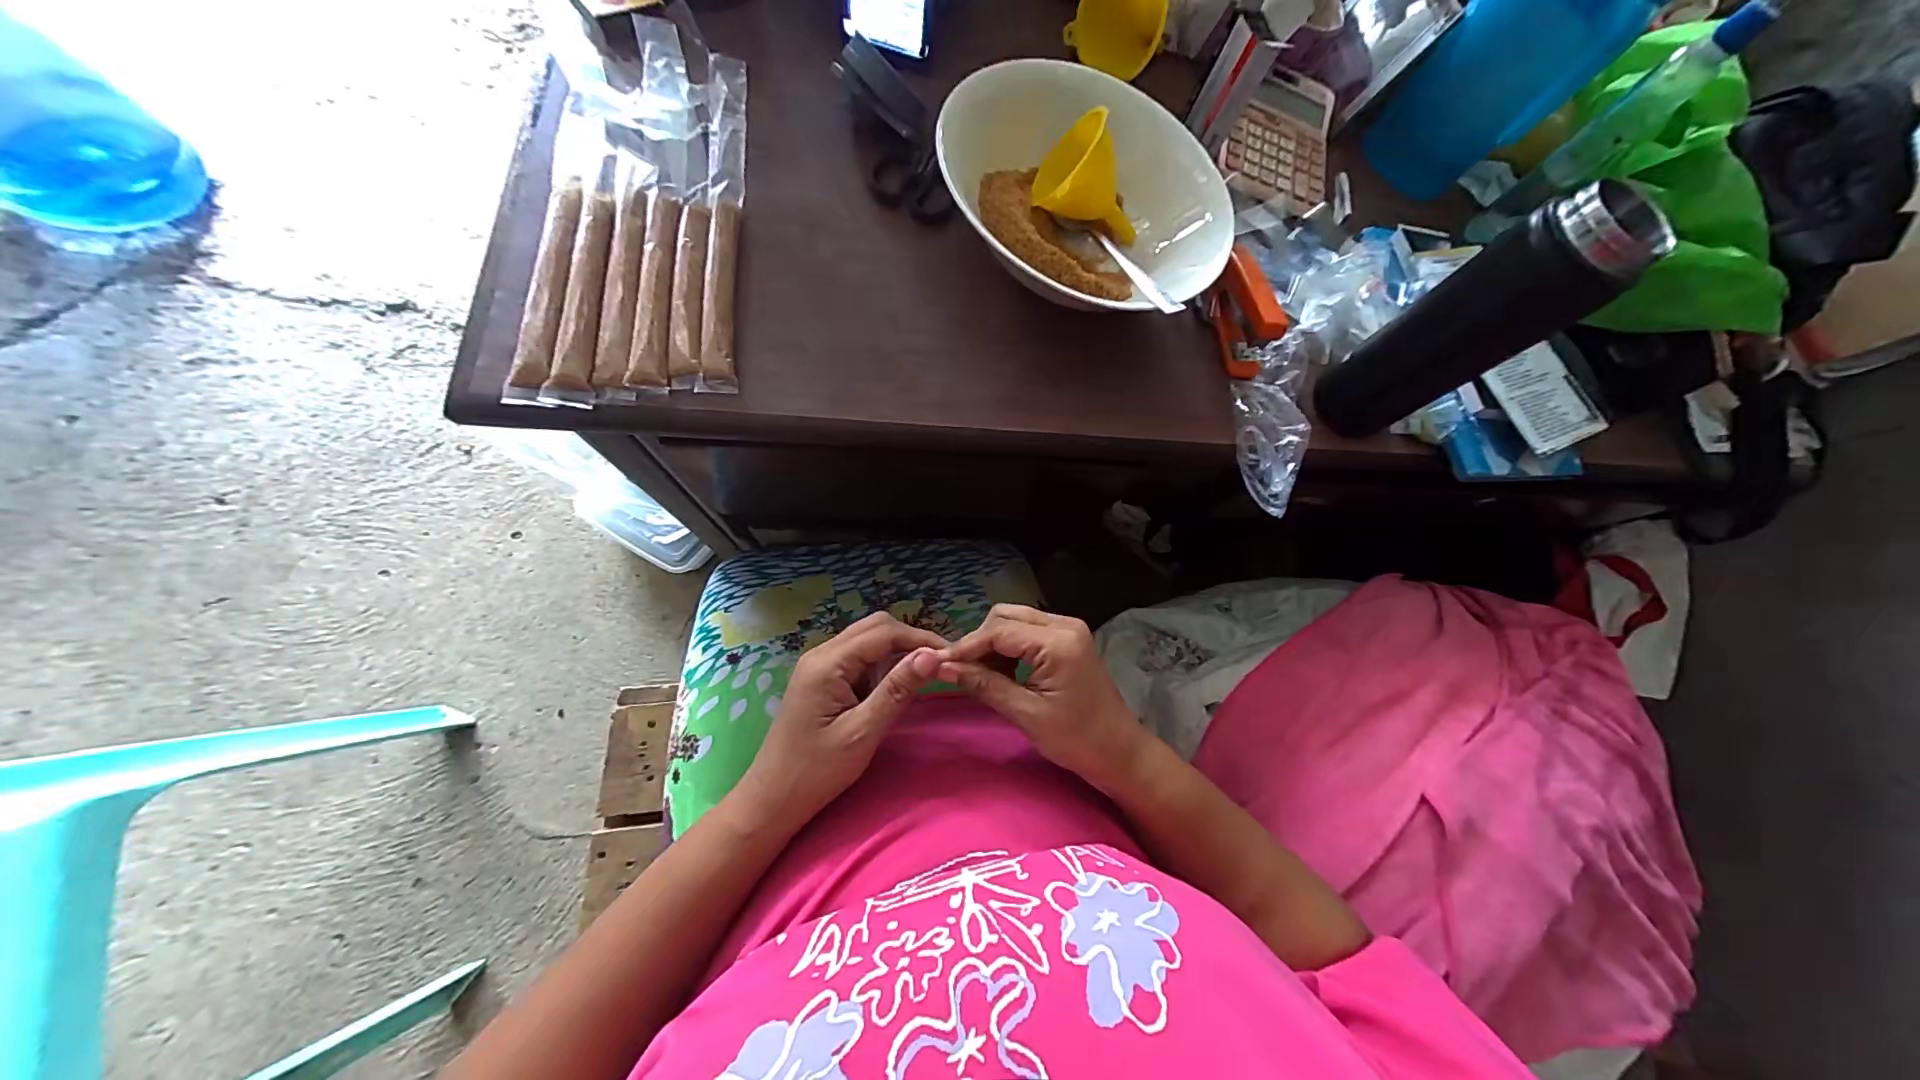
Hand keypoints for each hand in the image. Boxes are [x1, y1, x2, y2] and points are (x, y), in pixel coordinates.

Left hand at [735, 612, 948, 822]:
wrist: (773, 799)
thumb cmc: (817, 771)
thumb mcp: (863, 732)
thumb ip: (897, 690)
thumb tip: (932, 656)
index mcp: (827, 663)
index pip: (884, 632)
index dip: (920, 639)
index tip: (952, 656)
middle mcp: (822, 654)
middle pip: (876, 628)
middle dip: (911, 640)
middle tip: (941, 664)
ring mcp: (820, 666)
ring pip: (869, 641)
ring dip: (898, 652)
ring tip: (926, 674)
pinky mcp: (823, 680)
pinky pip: (860, 659)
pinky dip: (883, 666)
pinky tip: (898, 685)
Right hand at [937, 605, 1145, 789]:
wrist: (1120, 752)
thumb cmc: (1076, 739)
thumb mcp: (1026, 714)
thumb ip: (984, 685)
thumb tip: (943, 668)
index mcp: (1057, 642)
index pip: (998, 631)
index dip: (965, 647)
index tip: (937, 665)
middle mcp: (1064, 625)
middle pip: (1004, 617)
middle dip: (978, 641)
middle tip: (959, 671)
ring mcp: (1069, 629)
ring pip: (1014, 621)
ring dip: (992, 643)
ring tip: (978, 674)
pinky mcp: (1069, 639)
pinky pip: (1028, 631)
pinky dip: (1009, 646)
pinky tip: (1000, 671)